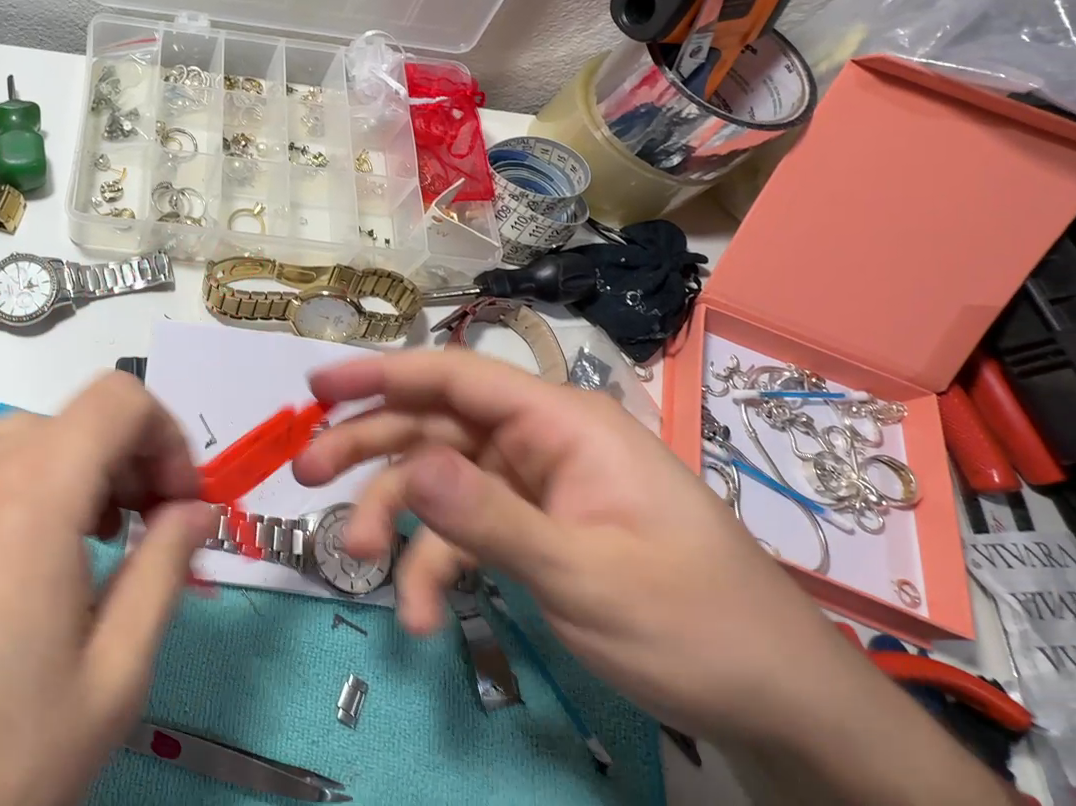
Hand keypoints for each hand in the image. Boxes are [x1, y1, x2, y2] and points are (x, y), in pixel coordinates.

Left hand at [0, 373, 213, 805]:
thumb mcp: (111, 675)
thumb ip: (165, 570)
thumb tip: (196, 510)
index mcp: (29, 492)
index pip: (118, 399)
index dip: (165, 437)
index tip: (177, 502)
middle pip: (71, 421)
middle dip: (122, 464)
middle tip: (139, 535)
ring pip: (21, 441)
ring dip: (70, 476)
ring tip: (79, 555)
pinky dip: (15, 487)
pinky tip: (13, 562)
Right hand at [292, 348, 1010, 805]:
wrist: (771, 701)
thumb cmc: (692, 624)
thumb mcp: (585, 574)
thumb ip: (490, 518)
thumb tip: (408, 465)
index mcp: (562, 425)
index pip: (457, 376)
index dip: (381, 373)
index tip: (315, 388)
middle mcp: (539, 444)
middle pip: (432, 426)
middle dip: (367, 451)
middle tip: (304, 475)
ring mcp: (532, 489)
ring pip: (436, 483)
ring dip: (394, 522)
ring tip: (360, 566)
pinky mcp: (529, 532)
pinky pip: (460, 534)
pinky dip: (431, 569)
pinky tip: (420, 617)